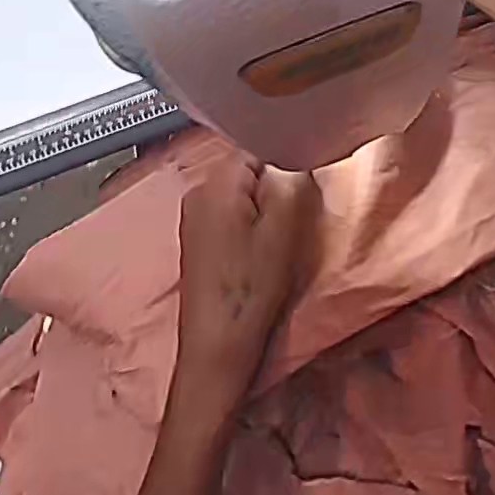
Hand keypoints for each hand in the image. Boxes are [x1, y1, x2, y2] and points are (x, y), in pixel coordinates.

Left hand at [174, 161, 317, 414]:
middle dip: (273, 187)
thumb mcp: (284, 229)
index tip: (301, 189)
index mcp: (216, 182)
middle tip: (290, 219)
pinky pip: (229, 212)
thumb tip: (296, 150)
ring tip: (275, 239)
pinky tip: (256, 252)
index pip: (259, 147)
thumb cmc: (252, 287)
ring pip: (241, 192)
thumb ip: (291, 179)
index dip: (285, 163)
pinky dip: (248, 223)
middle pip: (248, 169)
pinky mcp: (196, 237)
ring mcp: (193, 215)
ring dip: (262, 207)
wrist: (216, 348)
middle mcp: (198, 190)